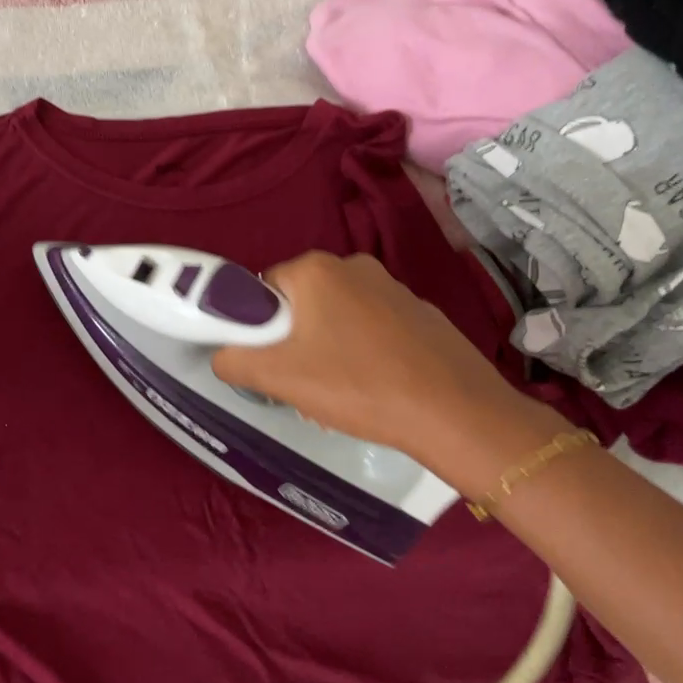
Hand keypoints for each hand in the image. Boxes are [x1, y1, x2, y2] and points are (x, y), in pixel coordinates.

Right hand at [208, 251, 530, 458]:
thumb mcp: (276, 377)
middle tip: (299, 378)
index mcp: (315, 269)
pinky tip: (374, 386)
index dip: (257, 327)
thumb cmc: (358, 386)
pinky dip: (364, 352)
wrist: (459, 416)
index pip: (261, 290)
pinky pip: (372, 328)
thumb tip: (223, 355)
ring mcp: (394, 288)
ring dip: (327, 345)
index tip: (269, 360)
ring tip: (339, 388)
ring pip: (336, 316)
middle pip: (299, 302)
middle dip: (293, 337)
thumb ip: (232, 360)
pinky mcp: (423, 314)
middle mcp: (354, 266)